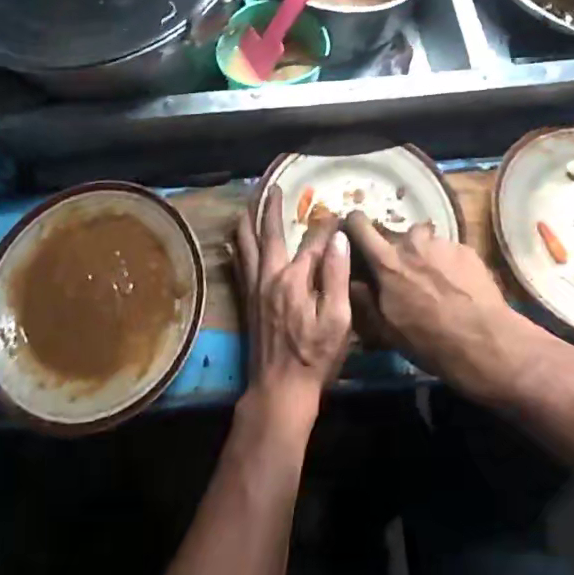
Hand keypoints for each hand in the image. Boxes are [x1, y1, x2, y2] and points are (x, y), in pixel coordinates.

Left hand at [234, 187, 352, 424]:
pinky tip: (235, 241)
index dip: (325, 226)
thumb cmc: (314, 357)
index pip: (313, 242)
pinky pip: (239, 263)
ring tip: (248, 203)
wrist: (279, 388)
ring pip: (247, 244)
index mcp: (295, 279)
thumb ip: (336, 277)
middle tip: (272, 187)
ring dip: (248, 220)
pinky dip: (238, 246)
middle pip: (269, 233)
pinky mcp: (247, 299)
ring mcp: (255, 287)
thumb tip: (338, 239)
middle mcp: (270, 276)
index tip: (334, 213)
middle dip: (272, 208)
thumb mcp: (337, 320)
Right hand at [341, 212, 527, 394]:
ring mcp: (442, 244)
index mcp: (387, 261)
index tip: (355, 232)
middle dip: (398, 253)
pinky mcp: (467, 250)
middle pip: (397, 237)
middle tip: (408, 279)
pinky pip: (449, 251)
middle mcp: (412, 243)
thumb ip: (364, 299)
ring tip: (437, 284)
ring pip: (425, 243)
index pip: (360, 225)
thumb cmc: (429, 340)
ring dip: (425, 257)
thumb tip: (352, 280)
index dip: (354, 224)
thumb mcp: (386, 329)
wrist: (486, 343)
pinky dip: (449, 264)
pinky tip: (459, 288)